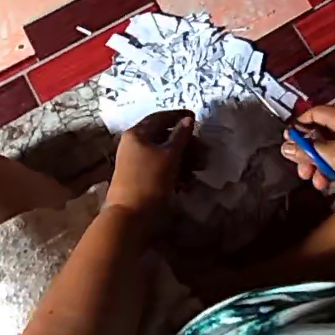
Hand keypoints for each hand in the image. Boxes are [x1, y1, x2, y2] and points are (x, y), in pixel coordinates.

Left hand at [106, 109, 193, 230]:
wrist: (130, 218)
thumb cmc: (150, 182)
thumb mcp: (169, 156)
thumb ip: (180, 136)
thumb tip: (188, 119)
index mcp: (137, 134)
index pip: (159, 117)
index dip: (178, 116)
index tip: (196, 117)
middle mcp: (134, 145)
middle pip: (163, 136)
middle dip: (186, 142)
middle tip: (204, 149)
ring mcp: (136, 163)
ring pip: (164, 154)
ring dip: (184, 158)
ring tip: (201, 167)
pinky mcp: (141, 179)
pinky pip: (161, 168)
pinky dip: (176, 171)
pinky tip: (189, 181)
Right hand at [283, 104, 334, 194]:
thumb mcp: (334, 155)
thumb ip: (308, 150)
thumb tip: (285, 147)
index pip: (314, 113)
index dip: (299, 126)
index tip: (288, 142)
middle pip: (322, 133)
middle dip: (309, 153)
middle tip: (301, 171)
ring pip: (333, 148)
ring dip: (322, 165)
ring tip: (318, 183)